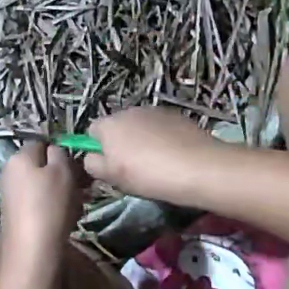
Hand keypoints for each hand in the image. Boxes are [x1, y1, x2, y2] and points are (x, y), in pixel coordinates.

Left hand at [0, 143, 79, 271]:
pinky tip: (67, 218)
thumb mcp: (62, 171)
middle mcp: (10, 172)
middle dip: (64, 174)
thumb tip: (55, 150)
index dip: (61, 152)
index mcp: (18, 157)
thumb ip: (60, 154)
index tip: (77, 166)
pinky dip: (54, 206)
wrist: (32, 251)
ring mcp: (11, 194)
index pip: (42, 143)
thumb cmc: (49, 205)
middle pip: (42, 165)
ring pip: (44, 184)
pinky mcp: (17, 213)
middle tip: (83, 188)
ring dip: (63, 192)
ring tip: (77, 206)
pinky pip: (39, 201)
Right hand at [81, 107, 225, 201]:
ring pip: (140, 126)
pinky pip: (160, 127)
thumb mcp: (112, 178)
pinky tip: (173, 156)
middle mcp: (129, 111)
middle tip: (132, 168)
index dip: (98, 148)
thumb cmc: (147, 175)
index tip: (110, 166)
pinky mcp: (176, 115)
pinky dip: (162, 138)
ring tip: (156, 163)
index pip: (92, 131)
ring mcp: (154, 111)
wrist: (197, 167)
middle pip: (117, 126)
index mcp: (108, 124)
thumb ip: (94, 164)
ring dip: (142, 140)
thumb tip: (92, 157)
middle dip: (121, 143)